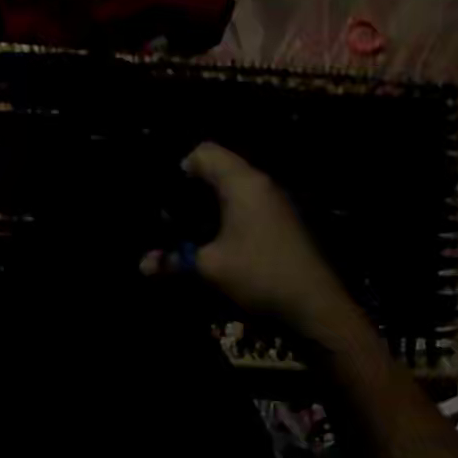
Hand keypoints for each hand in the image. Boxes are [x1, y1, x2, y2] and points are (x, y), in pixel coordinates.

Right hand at [140, 143, 364, 342]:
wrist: (314, 304)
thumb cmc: (260, 276)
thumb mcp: (211, 270)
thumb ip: (175, 262)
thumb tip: (143, 265)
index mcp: (243, 182)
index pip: (205, 152)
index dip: (181, 169)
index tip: (166, 197)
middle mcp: (263, 185)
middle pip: (222, 173)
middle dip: (196, 194)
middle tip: (174, 220)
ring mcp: (279, 207)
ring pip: (238, 196)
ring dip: (215, 213)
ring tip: (195, 237)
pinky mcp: (287, 229)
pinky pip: (252, 215)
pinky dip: (234, 226)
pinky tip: (224, 250)